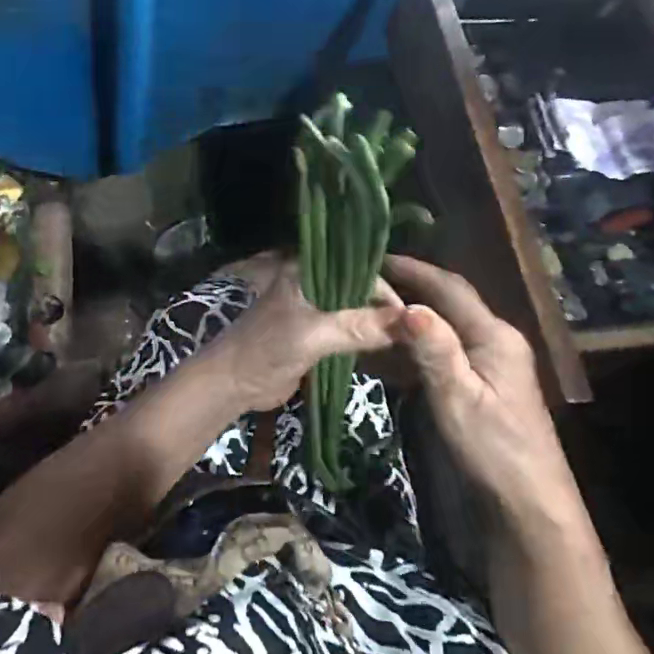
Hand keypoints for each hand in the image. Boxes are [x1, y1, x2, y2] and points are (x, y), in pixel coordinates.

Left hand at [202, 257, 400, 412]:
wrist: (233, 383)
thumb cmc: (266, 349)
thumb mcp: (314, 335)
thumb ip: (359, 327)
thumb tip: (413, 323)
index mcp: (306, 270)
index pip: (361, 271)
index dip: (388, 294)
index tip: (414, 320)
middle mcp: (313, 283)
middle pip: (362, 290)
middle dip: (388, 309)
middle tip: (419, 334)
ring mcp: (315, 309)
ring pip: (357, 311)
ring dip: (380, 325)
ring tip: (412, 344)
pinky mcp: (317, 335)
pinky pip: (350, 331)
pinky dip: (368, 339)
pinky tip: (391, 351)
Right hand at [382, 255, 586, 527]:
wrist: (528, 501)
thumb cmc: (495, 448)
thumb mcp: (459, 398)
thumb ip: (436, 351)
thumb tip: (409, 306)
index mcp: (494, 336)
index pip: (449, 288)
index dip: (412, 269)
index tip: (373, 256)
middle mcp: (493, 339)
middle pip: (445, 302)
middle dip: (405, 286)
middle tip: (360, 280)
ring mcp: (487, 361)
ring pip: (439, 325)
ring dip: (404, 315)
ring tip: (363, 307)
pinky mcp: (478, 381)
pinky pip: (439, 349)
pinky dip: (410, 343)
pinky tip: (383, 346)